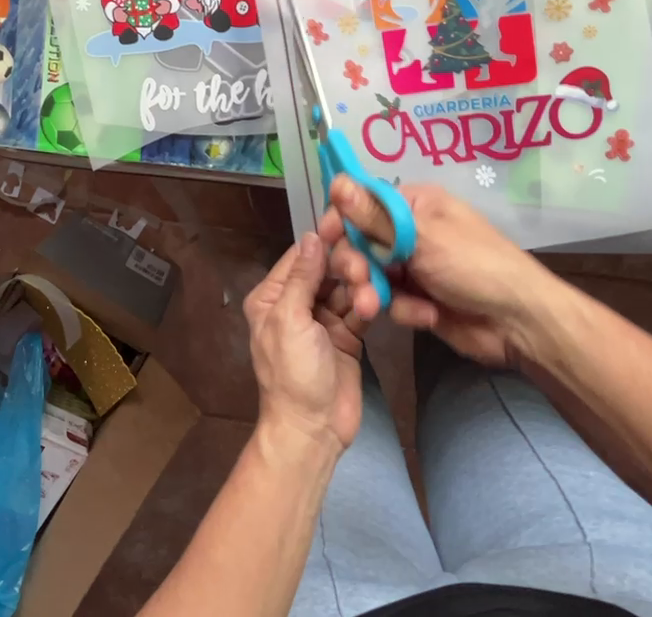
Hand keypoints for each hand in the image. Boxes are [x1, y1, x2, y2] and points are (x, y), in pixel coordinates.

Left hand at [243, 232, 365, 452]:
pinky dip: (369, 305)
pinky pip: (359, 310)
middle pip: (325, 271)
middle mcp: (296, 303)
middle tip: (365, 266)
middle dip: (346, 266)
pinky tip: (380, 300)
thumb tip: (312, 237)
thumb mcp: (289, 320)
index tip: (348, 222)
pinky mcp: (346, 336)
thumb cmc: (291, 373)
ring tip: (372, 293)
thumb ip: (301, 278)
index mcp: (272, 297)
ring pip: (346, 289)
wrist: (312, 429)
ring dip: (360, 287)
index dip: (322, 241)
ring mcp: (323, 320)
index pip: (299, 258)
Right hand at [320, 177, 558, 368]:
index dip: (341, 220)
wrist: (519, 323)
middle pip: (360, 241)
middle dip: (355, 262)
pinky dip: (401, 309)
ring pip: (370, 273)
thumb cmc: (474, 266)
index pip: (362, 203)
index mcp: (413, 205)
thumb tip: (337, 181)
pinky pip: (389, 299)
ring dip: (371, 290)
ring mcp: (412, 266)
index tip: (324, 240)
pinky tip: (424, 316)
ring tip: (374, 307)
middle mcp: (409, 231)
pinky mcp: (415, 298)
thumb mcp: (421, 238)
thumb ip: (374, 216)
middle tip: (356, 279)